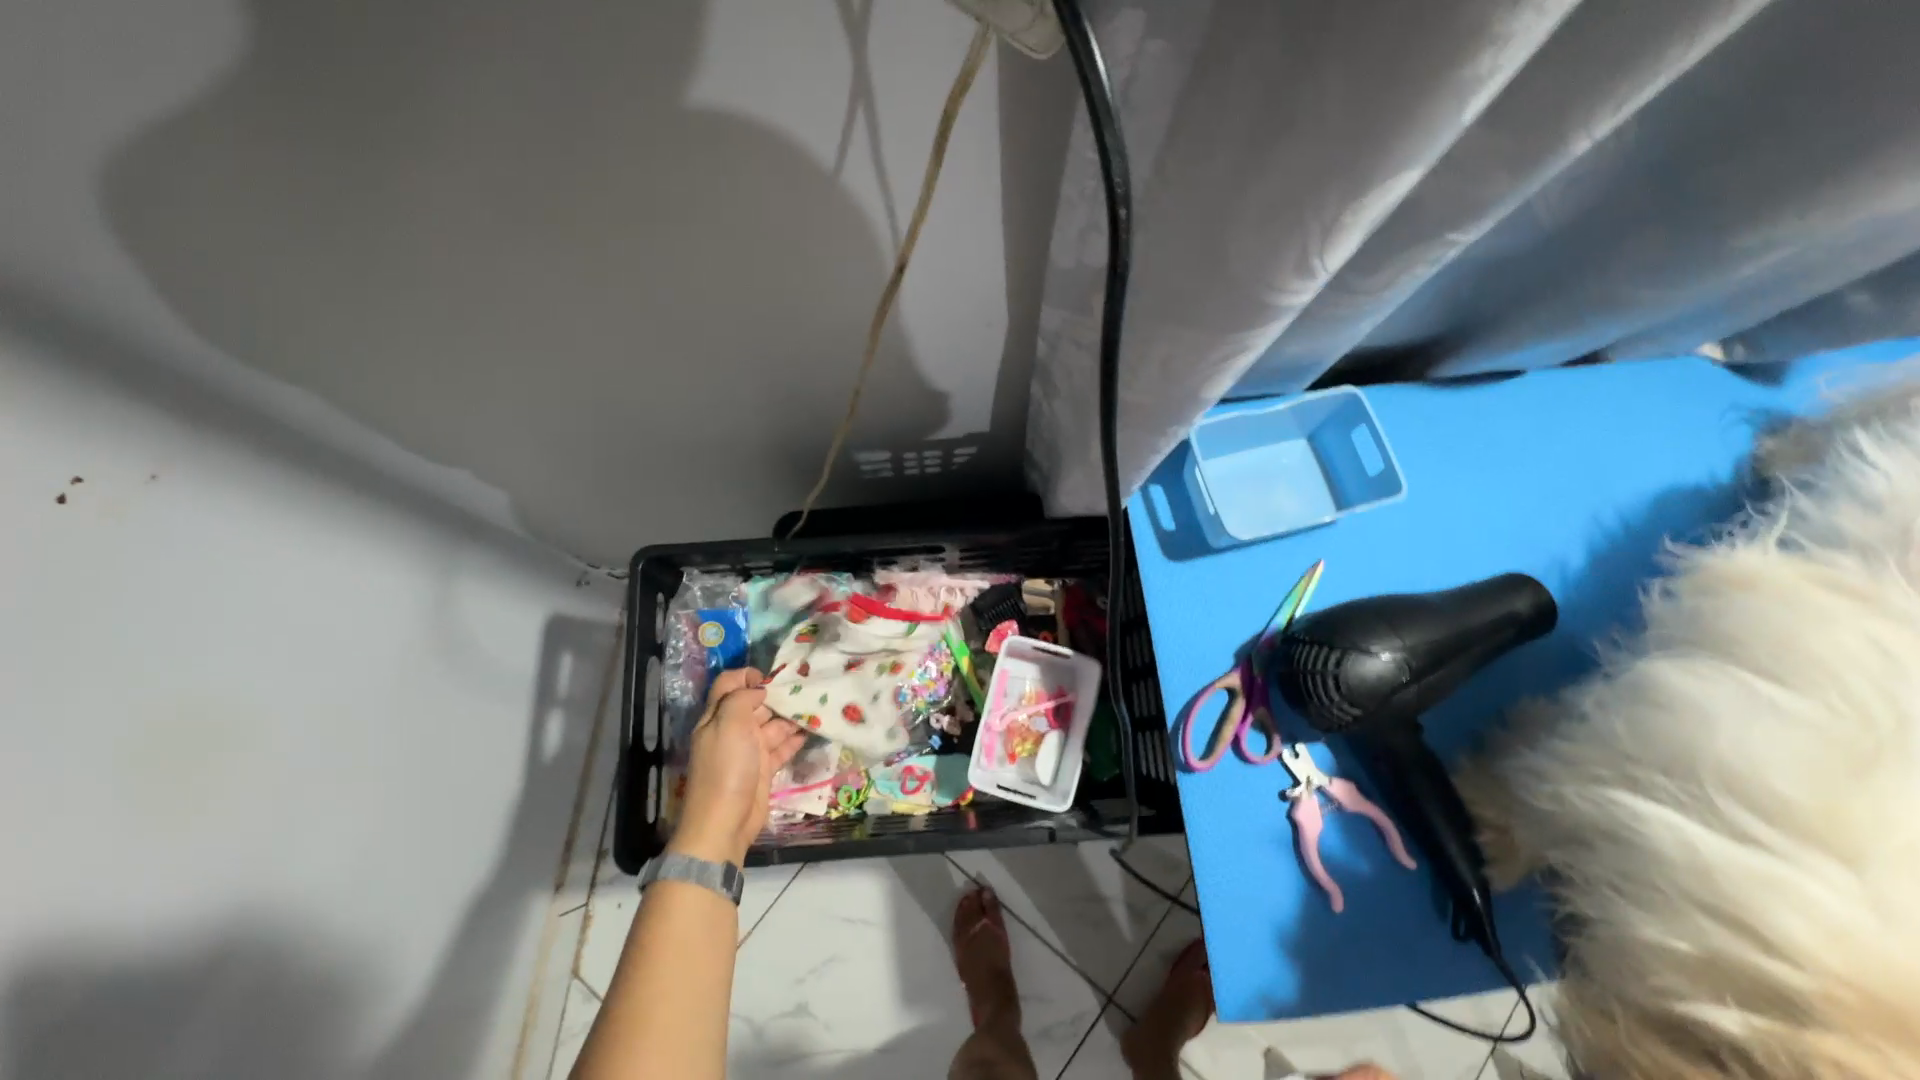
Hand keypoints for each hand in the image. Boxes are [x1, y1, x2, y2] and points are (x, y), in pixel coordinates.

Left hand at [670, 668, 806, 865]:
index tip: (770, 678)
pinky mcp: (763, 769)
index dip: (746, 676)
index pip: (728, 685)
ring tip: (814, 707)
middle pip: (754, 704)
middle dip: (776, 695)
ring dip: (790, 716)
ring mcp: (749, 750)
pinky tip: (811, 731)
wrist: (725, 822)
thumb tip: (758, 689)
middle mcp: (732, 730)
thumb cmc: (726, 769)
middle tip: (804, 688)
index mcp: (718, 717)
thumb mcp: (728, 725)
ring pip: (772, 725)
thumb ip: (741, 699)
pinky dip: (794, 739)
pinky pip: (781, 748)